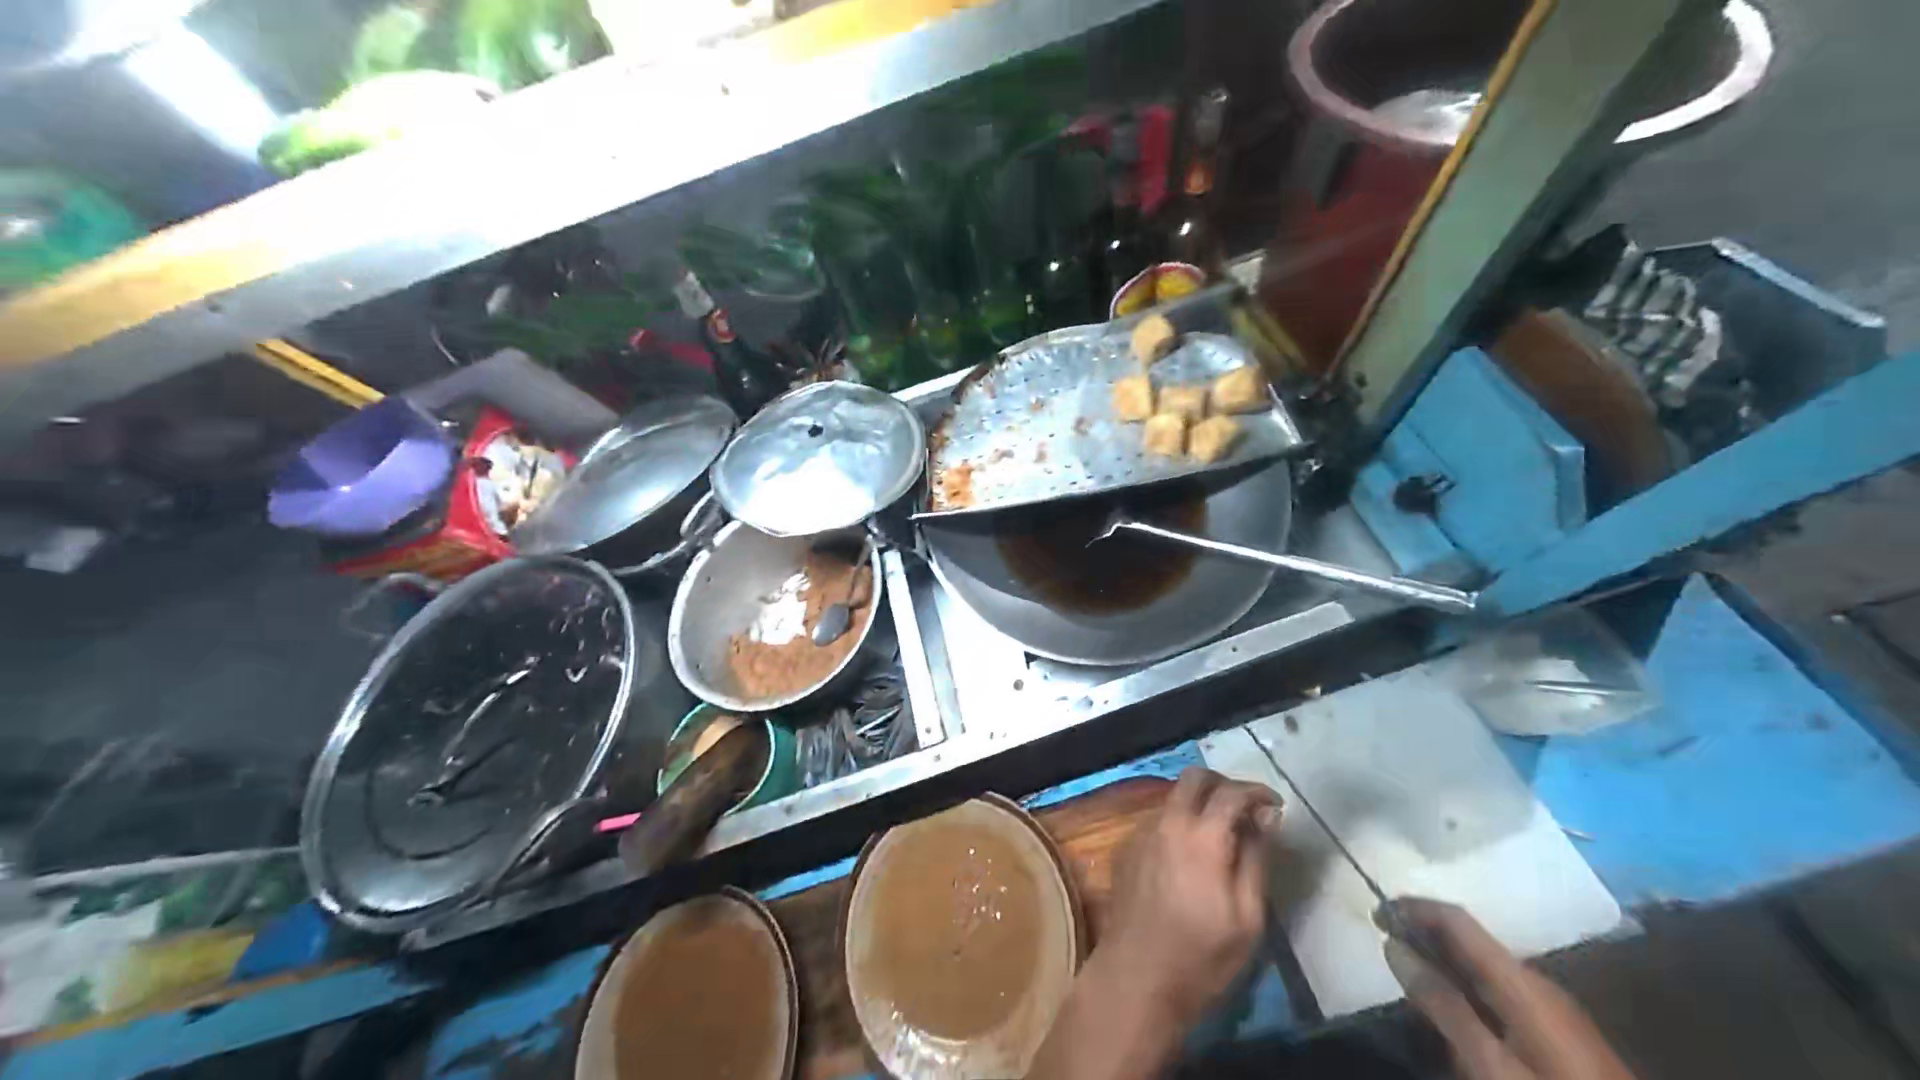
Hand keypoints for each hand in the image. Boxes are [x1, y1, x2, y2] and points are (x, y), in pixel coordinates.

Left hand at [1099, 767, 1280, 1024]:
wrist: (1136, 977)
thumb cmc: (1202, 955)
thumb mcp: (1247, 916)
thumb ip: (1256, 858)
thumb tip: (1268, 816)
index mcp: (1200, 837)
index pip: (1231, 792)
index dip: (1258, 791)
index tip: (1276, 806)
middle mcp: (1166, 823)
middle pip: (1194, 777)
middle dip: (1224, 784)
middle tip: (1247, 810)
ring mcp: (1141, 832)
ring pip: (1173, 797)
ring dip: (1199, 803)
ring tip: (1222, 835)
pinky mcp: (1126, 847)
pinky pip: (1158, 820)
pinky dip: (1179, 823)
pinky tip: (1190, 856)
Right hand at [1385, 899, 1635, 1079]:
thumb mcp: (1489, 1065)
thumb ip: (1442, 1004)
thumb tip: (1393, 944)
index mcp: (1521, 981)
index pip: (1457, 919)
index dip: (1411, 907)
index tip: (1374, 913)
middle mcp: (1538, 983)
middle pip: (1471, 942)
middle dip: (1425, 938)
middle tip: (1386, 952)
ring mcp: (1555, 1010)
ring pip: (1484, 969)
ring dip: (1445, 967)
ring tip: (1413, 986)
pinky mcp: (1562, 1036)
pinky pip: (1501, 995)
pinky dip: (1467, 991)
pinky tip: (1456, 1017)